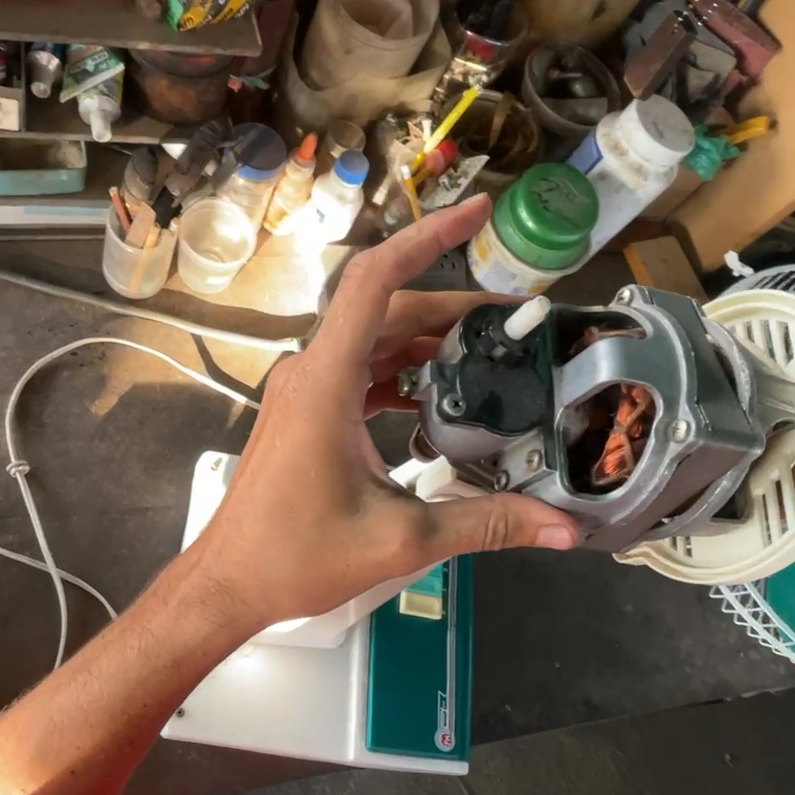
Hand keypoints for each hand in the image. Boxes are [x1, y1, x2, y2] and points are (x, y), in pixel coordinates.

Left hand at [183, 195, 581, 633]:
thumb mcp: (400, 540)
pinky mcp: (303, 415)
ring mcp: (302, 393)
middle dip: (452, 312)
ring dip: (427, 346)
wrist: (229, 581)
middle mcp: (309, 373)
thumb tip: (565, 527)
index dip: (428, 238)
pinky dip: (399, 378)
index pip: (375, 281)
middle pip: (387, 314)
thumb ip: (485, 524)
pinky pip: (357, 375)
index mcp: (325, 382)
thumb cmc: (295, 556)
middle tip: (516, 324)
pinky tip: (437, 403)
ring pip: (372, 345)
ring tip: (490, 360)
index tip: (479, 213)